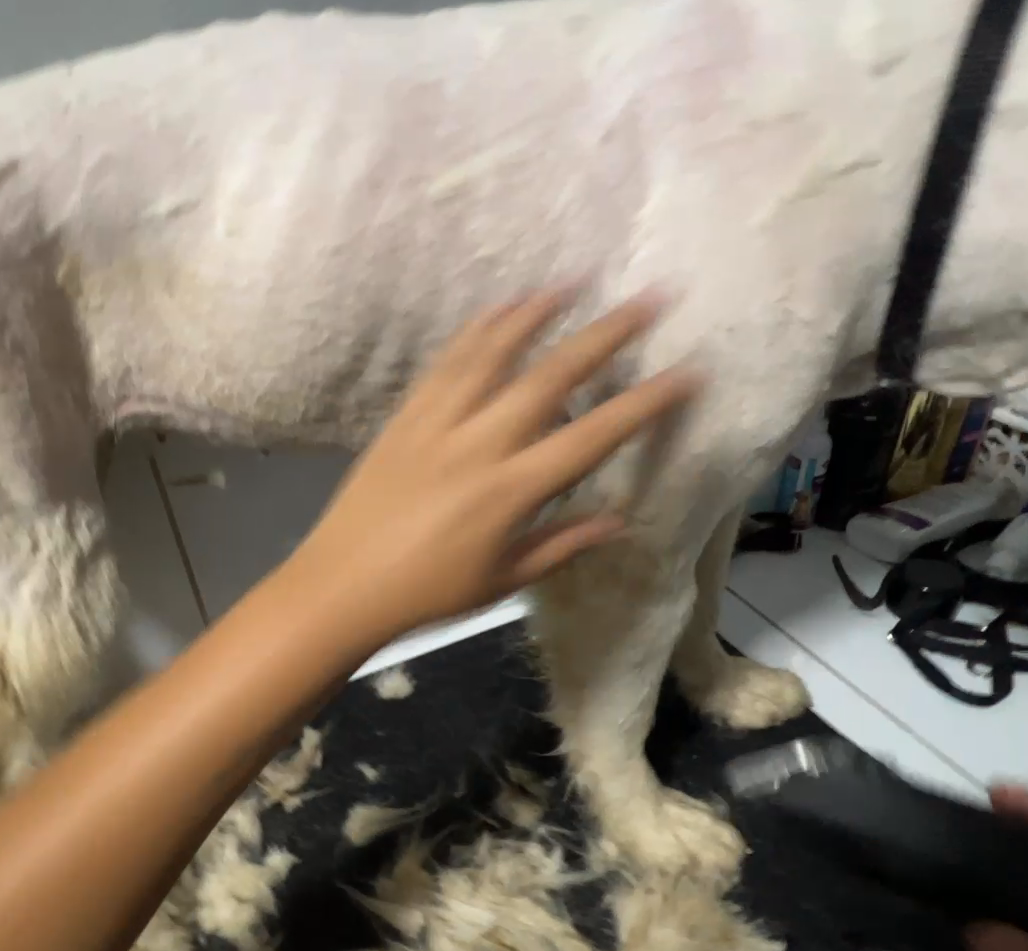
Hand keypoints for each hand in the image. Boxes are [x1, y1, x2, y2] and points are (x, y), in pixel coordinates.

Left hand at [283, 289, 697, 640]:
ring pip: (492, 354)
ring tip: (572, 280)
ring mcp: (436, 423)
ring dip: (536, 312)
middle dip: (604, 334)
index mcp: (509, 492)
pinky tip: (498, 308)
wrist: (341, 584)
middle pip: (549, 376)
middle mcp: (477, 445)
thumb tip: (618, 519)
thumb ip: (561, 544)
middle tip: (647, 297)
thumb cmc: (428, 593)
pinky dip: (476, 331)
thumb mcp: (502, 580)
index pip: (591, 437)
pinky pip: (445, 364)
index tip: (687, 372)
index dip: (644, 403)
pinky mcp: (404, 417)